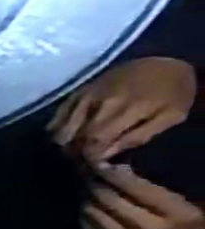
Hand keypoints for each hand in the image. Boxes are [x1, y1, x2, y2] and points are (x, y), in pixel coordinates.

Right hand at [48, 57, 196, 163]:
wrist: (161, 64)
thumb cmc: (172, 92)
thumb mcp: (172, 115)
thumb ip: (141, 135)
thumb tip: (107, 154)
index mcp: (129, 108)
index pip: (96, 139)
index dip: (90, 155)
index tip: (93, 164)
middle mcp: (100, 102)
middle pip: (74, 136)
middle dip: (76, 151)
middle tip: (83, 159)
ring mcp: (84, 97)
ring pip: (60, 129)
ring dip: (64, 143)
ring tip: (75, 149)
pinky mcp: (74, 95)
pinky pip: (55, 118)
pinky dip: (57, 130)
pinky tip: (69, 135)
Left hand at [79, 162, 204, 228]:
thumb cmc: (190, 212)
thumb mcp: (187, 194)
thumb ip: (162, 181)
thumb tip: (119, 164)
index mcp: (183, 216)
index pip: (138, 189)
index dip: (116, 174)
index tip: (104, 164)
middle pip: (108, 199)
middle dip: (99, 183)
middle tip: (95, 174)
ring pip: (90, 209)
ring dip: (89, 196)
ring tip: (96, 188)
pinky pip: (84, 222)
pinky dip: (87, 209)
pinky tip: (96, 204)